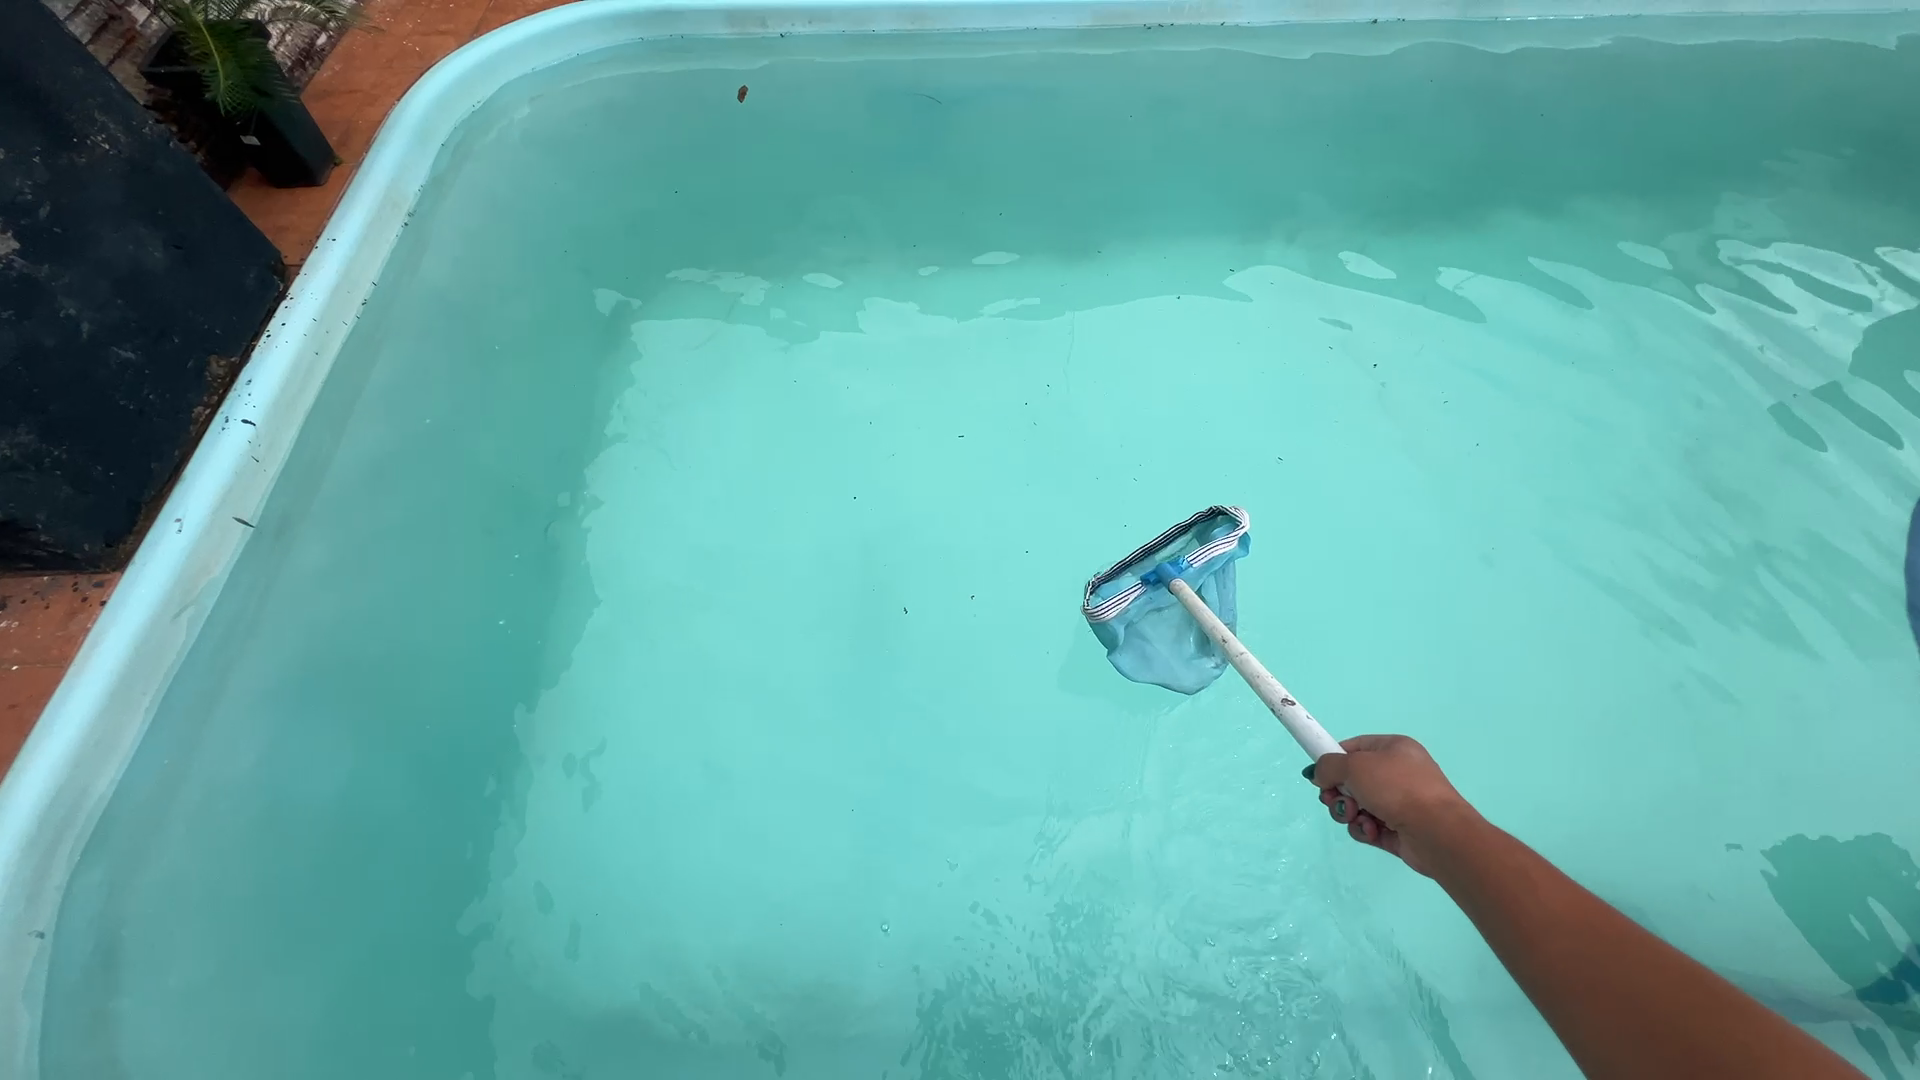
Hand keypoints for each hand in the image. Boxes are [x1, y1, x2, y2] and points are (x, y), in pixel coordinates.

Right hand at [1307, 735, 1480, 877]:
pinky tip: (1372, 830)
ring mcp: (1400, 803)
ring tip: (1356, 817)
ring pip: (1357, 805)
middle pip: (1351, 780)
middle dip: (1338, 792)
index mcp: (1393, 749)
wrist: (1437, 832)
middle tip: (1333, 798)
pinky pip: (1369, 825)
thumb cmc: (1397, 788)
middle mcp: (1398, 773)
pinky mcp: (1399, 829)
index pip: (1354, 748)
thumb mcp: (1353, 765)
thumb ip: (1328, 765)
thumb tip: (1318, 774)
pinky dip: (1364, 828)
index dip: (1333, 759)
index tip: (1320, 773)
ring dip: (1349, 812)